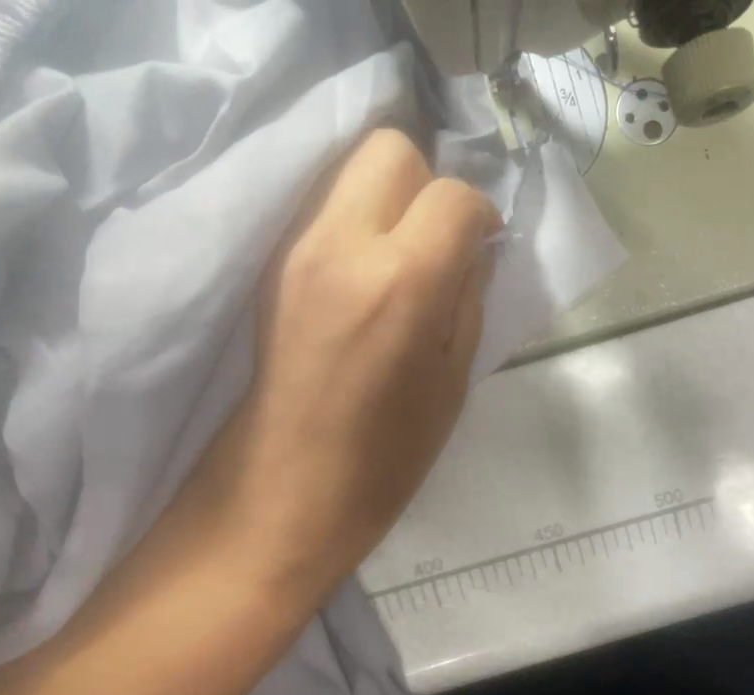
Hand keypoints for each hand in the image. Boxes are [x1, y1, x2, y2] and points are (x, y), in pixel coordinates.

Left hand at [188, 128, 499, 604]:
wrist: (287, 488)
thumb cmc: (387, 457)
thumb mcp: (454, 382)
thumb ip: (468, 299)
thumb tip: (473, 249)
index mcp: (403, 280)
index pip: (453, 195)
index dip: (479, 218)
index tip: (480, 251)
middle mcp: (343, 244)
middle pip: (390, 147)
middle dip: (426, 183)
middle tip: (436, 242)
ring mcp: (298, 249)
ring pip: (350, 169)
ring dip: (388, 199)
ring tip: (401, 260)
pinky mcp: (274, 264)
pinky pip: (324, 207)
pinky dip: (355, 222)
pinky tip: (366, 277)